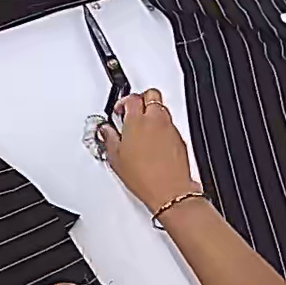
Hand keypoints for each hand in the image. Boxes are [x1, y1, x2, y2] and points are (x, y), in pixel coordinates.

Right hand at [96, 88, 200, 210]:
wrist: (169, 190)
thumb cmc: (144, 177)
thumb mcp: (116, 159)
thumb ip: (110, 139)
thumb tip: (106, 131)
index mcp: (137, 121)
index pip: (131, 98)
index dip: (122, 102)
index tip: (119, 111)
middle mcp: (155, 120)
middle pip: (150, 94)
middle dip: (141, 99)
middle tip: (132, 111)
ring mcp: (169, 127)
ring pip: (162, 107)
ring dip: (152, 112)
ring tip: (142, 127)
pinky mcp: (179, 138)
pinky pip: (170, 124)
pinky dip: (161, 127)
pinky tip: (153, 141)